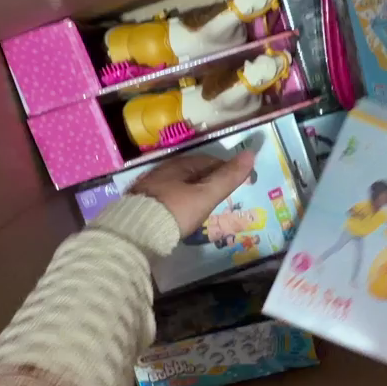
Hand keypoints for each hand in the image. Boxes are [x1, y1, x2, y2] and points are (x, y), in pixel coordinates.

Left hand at [129, 151, 256, 236]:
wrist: (135, 233)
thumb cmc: (176, 210)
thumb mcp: (206, 195)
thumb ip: (228, 177)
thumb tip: (251, 153)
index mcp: (180, 164)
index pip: (211, 161)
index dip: (227, 170)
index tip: (239, 185)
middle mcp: (164, 169)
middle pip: (194, 171)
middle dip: (210, 181)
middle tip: (223, 197)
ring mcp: (151, 185)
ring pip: (181, 184)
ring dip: (194, 191)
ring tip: (205, 207)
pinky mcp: (142, 201)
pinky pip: (169, 196)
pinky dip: (181, 201)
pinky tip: (183, 213)